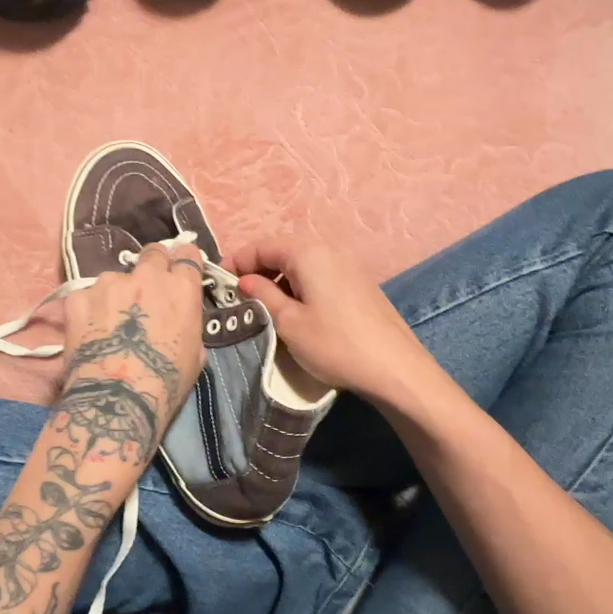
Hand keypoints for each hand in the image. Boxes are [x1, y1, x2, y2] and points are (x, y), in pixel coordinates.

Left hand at [58, 240, 206, 458]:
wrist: (116, 399)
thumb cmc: (165, 382)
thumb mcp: (195, 353)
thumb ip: (186, 323)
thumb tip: (176, 319)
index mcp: (181, 288)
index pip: (186, 254)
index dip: (182, 263)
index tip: (177, 273)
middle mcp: (146, 275)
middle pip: (152, 254)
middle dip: (151, 267)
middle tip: (145, 294)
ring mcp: (108, 283)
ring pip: (115, 278)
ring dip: (116, 294)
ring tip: (110, 325)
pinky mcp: (78, 297)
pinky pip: (86, 297)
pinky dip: (89, 311)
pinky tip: (89, 334)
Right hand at [229, 237, 435, 405]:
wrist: (393, 368)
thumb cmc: (334, 344)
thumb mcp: (288, 322)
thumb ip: (262, 296)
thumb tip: (245, 281)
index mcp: (307, 254)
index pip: (262, 245)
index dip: (237, 261)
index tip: (219, 283)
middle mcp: (328, 251)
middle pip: (282, 251)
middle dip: (256, 270)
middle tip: (236, 296)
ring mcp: (347, 268)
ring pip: (301, 265)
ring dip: (277, 280)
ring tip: (261, 307)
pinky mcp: (357, 287)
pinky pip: (318, 277)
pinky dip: (298, 288)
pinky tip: (293, 313)